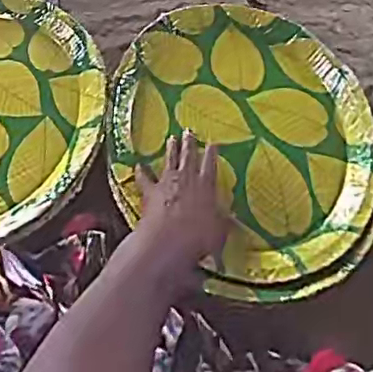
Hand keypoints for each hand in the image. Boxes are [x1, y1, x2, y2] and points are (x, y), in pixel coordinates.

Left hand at [126, 133, 229, 295]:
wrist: (167, 240)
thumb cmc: (198, 238)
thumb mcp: (219, 232)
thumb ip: (224, 222)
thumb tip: (234, 216)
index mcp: (205, 185)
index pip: (210, 164)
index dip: (211, 153)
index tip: (212, 142)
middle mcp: (187, 178)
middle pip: (188, 156)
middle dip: (189, 143)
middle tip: (188, 131)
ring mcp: (167, 182)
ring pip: (170, 161)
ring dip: (171, 150)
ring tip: (171, 138)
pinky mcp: (151, 191)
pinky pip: (145, 179)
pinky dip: (141, 172)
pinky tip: (138, 166)